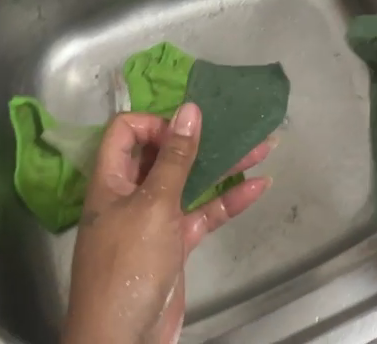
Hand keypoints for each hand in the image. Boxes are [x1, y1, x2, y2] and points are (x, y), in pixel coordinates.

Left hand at [64, 103, 272, 343]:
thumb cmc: (128, 267)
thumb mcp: (153, 206)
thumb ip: (175, 158)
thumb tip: (189, 109)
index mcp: (112, 180)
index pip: (127, 132)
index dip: (155, 123)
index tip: (186, 130)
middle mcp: (132, 195)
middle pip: (166, 154)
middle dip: (202, 138)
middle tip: (238, 123)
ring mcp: (155, 220)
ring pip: (191, 182)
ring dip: (225, 166)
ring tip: (264, 145)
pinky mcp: (175, 244)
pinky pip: (204, 213)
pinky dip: (229, 201)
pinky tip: (259, 186)